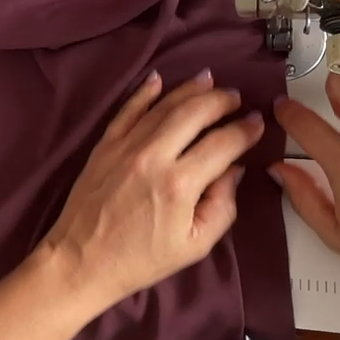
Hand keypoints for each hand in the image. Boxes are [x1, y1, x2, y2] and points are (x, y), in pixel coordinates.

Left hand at [37, 69, 264, 309]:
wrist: (82, 260)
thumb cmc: (141, 259)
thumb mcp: (195, 245)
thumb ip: (222, 205)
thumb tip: (234, 169)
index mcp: (180, 185)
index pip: (222, 144)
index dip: (245, 130)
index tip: (257, 122)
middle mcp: (153, 157)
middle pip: (194, 113)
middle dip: (220, 100)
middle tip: (236, 97)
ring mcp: (125, 146)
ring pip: (163, 106)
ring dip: (189, 89)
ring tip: (209, 80)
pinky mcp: (104, 145)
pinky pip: (127, 110)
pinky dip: (144, 92)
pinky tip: (158, 79)